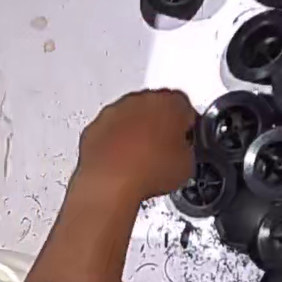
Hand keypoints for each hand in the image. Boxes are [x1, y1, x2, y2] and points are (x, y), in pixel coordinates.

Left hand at [72, 89, 197, 206]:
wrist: (112, 182)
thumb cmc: (147, 170)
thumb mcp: (186, 166)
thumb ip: (186, 152)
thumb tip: (181, 158)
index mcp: (171, 102)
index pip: (185, 109)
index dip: (186, 129)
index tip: (184, 143)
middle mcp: (141, 100)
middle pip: (155, 109)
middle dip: (158, 128)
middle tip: (162, 154)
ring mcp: (115, 112)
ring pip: (130, 119)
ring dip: (135, 135)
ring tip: (141, 164)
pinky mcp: (95, 128)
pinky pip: (108, 134)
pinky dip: (113, 146)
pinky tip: (121, 166)